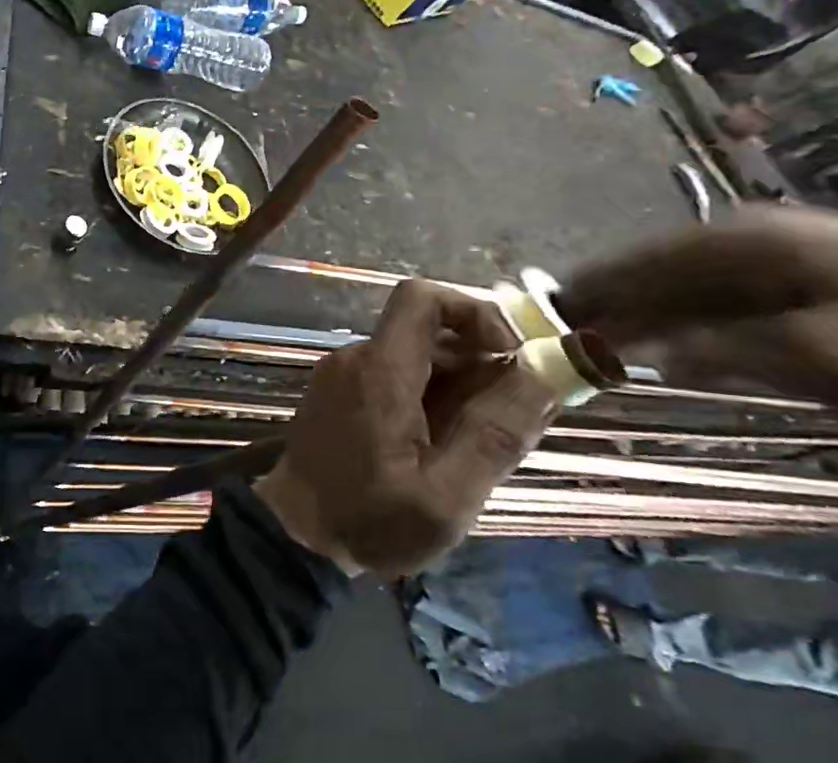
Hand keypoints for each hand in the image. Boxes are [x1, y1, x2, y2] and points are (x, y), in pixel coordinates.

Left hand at [254, 280, 562, 577]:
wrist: (293, 540)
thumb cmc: (366, 523)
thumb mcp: (445, 497)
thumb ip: (495, 435)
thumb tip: (543, 377)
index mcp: (379, 370)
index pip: (422, 297)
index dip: (474, 312)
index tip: (510, 357)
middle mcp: (357, 359)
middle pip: (428, 333)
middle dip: (477, 365)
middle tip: (509, 422)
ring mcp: (343, 376)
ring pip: (416, 359)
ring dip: (457, 389)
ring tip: (476, 447)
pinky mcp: (339, 395)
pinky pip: (395, 378)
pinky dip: (429, 399)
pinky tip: (441, 449)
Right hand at [560, 206, 837, 441]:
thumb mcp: (821, 354)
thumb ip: (720, 348)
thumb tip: (646, 350)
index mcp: (745, 242)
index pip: (640, 262)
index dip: (590, 288)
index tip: (543, 311)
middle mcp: (752, 243)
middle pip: (658, 274)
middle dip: (610, 305)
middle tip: (562, 337)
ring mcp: (782, 266)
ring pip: (688, 292)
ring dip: (646, 320)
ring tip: (599, 348)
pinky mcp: (808, 294)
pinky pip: (724, 308)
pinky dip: (689, 329)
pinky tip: (669, 350)